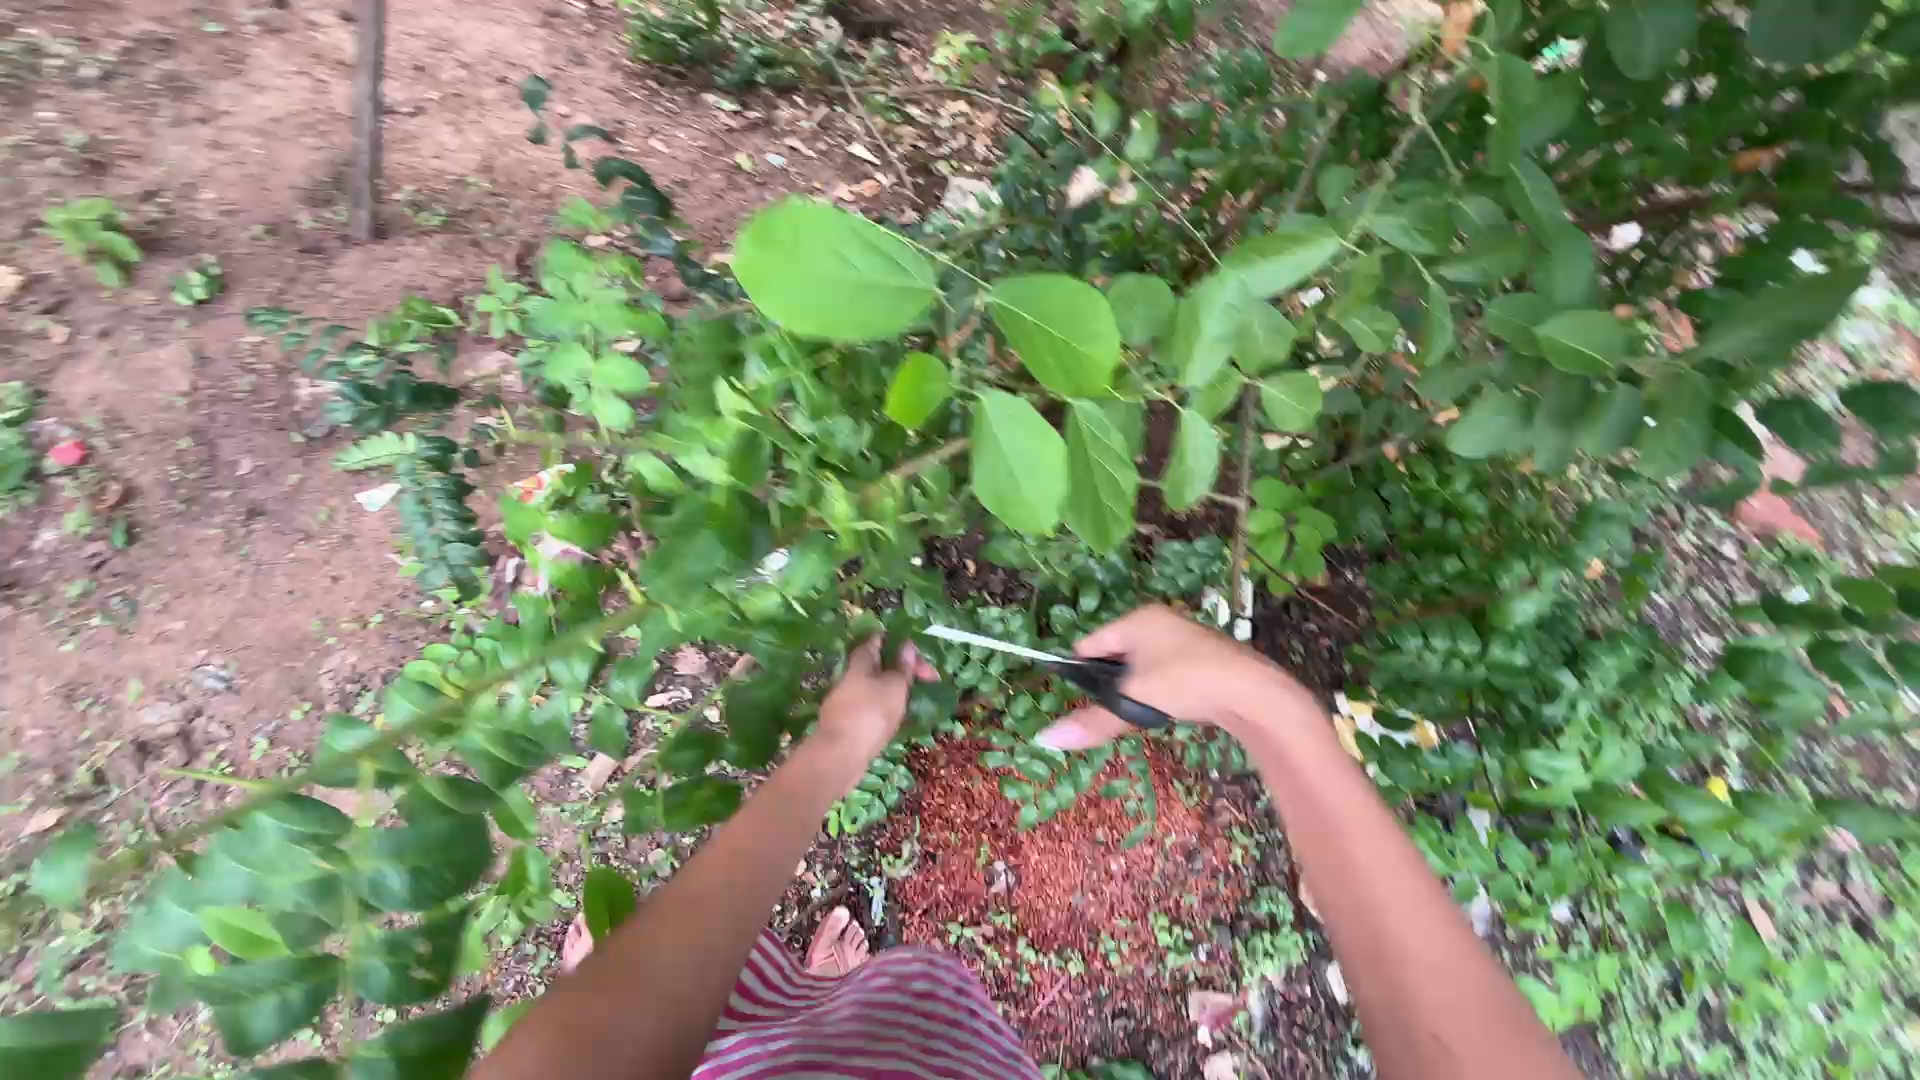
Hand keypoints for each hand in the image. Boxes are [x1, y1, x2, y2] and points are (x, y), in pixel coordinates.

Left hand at [810, 637, 939, 768]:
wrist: (840, 755)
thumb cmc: (871, 713)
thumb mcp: (895, 686)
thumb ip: (902, 666)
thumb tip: (906, 645)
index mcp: (861, 661)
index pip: (879, 640)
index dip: (900, 643)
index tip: (920, 655)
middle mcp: (850, 676)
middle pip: (877, 664)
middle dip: (901, 669)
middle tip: (926, 681)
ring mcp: (845, 700)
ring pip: (874, 686)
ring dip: (894, 689)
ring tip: (914, 700)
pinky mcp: (846, 721)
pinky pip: (869, 706)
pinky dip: (884, 707)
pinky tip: (896, 718)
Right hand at [1036, 605, 1304, 749]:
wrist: (1254, 693)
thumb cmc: (1187, 683)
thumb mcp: (1134, 701)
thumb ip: (1093, 720)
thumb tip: (1046, 738)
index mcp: (1138, 620)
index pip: (1091, 643)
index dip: (1080, 670)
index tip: (1074, 698)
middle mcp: (1159, 622)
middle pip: (1116, 653)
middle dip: (1110, 681)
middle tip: (1106, 710)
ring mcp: (1183, 639)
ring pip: (1142, 665)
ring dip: (1135, 688)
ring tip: (1134, 712)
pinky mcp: (1202, 659)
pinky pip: (1165, 672)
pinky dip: (1158, 690)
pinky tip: (1163, 710)